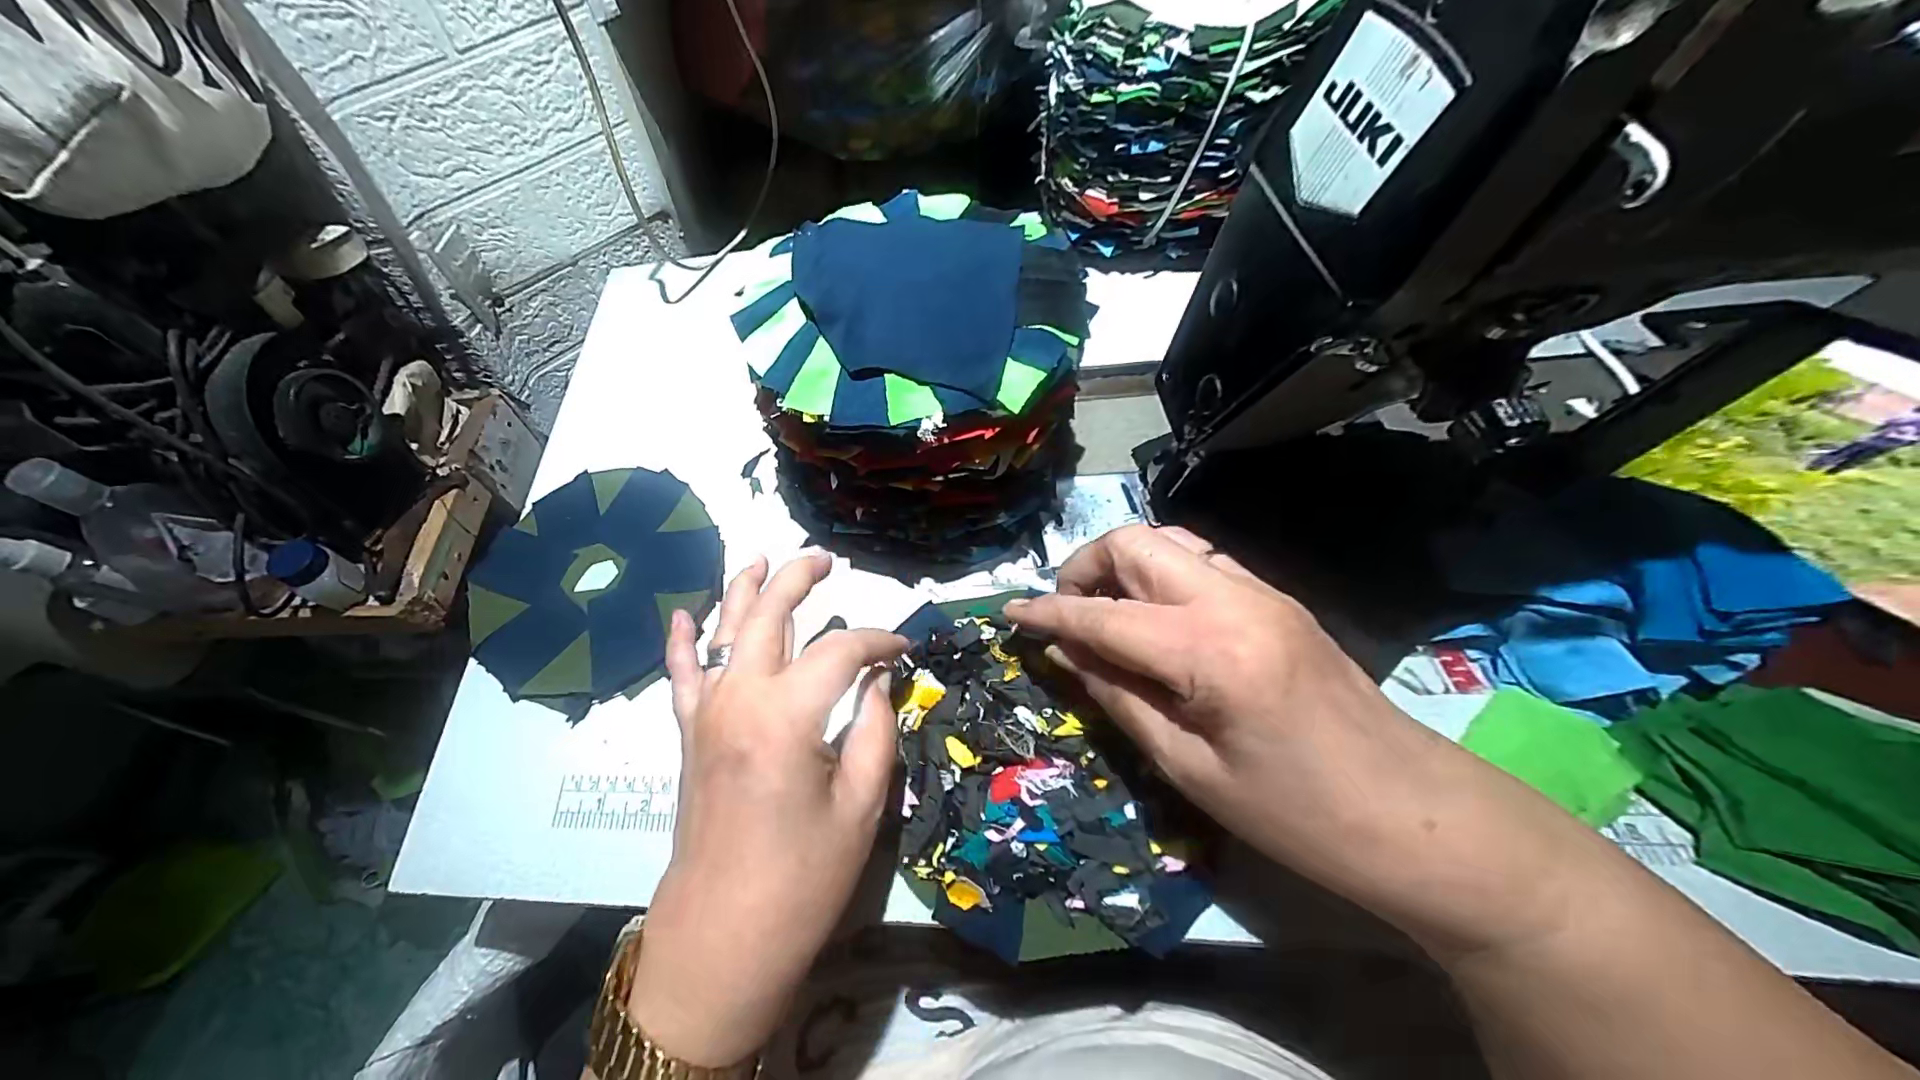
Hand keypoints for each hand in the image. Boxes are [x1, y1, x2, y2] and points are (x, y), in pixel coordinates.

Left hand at [625, 553, 906, 1066]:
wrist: (722, 935)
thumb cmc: (802, 878)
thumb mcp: (861, 805)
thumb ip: (875, 728)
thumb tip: (880, 677)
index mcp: (786, 715)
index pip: (841, 650)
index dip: (879, 640)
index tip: (905, 648)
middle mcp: (739, 698)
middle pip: (769, 616)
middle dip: (799, 580)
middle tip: (826, 562)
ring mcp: (706, 714)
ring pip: (721, 633)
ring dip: (743, 591)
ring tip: (762, 559)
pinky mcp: (690, 736)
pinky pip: (681, 676)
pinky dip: (681, 642)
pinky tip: (682, 616)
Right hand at [1004, 525, 1586, 956]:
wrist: (1420, 817)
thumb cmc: (1297, 815)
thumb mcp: (1189, 768)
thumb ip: (1118, 696)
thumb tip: (1066, 653)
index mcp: (1208, 649)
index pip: (1102, 613)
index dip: (1047, 613)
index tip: (1008, 615)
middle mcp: (1234, 598)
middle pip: (1135, 542)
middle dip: (1084, 567)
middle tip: (1063, 616)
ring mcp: (1263, 592)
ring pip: (1170, 541)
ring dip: (1124, 565)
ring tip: (1103, 613)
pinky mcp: (1280, 600)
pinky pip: (1203, 562)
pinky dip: (1161, 575)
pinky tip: (1154, 620)